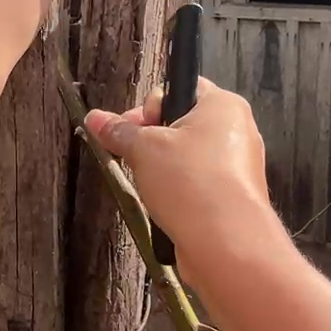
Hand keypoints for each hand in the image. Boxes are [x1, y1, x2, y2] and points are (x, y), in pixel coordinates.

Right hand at [84, 79, 275, 255]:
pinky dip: (176, 189)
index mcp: (222, 105)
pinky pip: (195, 180)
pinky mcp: (231, 195)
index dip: (150, 106)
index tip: (134, 130)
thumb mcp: (143, 148)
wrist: (226, 244)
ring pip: (185, 154)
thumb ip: (118, 131)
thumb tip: (94, 117)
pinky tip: (163, 204)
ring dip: (159, 166)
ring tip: (147, 184)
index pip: (179, 86)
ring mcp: (237, 165)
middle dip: (150, 138)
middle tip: (133, 157)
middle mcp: (235, 129)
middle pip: (179, 121)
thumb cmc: (189, 181)